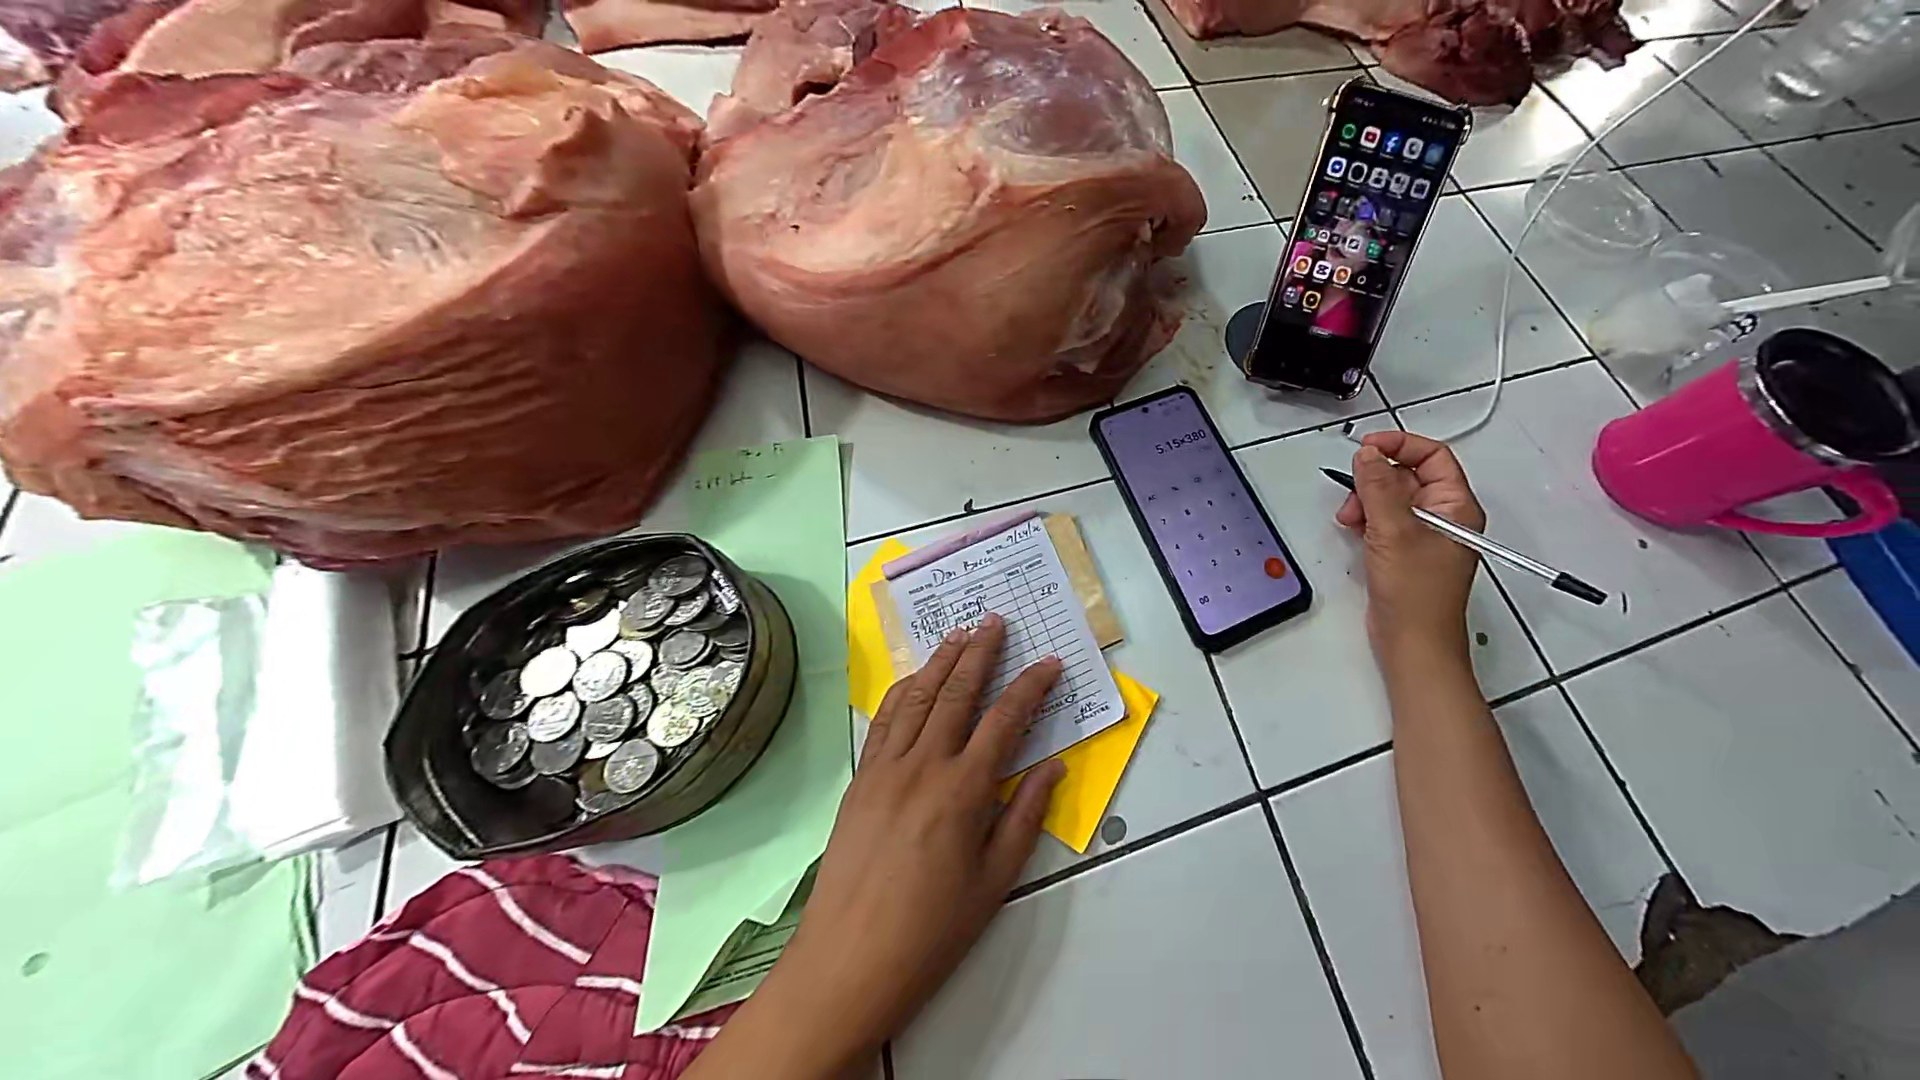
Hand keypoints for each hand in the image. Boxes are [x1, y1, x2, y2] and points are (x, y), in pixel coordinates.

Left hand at [738, 614, 1064, 1075]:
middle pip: (958, 694)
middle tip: (995, 621)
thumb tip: (1052, 766)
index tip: (1048, 661)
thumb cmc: (931, 931)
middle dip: (980, 653)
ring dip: (940, 661)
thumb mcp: (994, 882)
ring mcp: (886, 768)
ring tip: (959, 633)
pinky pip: (885, 721)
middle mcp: (924, 766)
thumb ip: (1024, 817)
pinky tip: (915, 680)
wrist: (848, 959)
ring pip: (918, 698)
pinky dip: (904, 692)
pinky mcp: (861, 778)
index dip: (1030, 687)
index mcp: (963, 791)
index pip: (1006, 721)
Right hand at [1334, 431, 1484, 656]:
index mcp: (1455, 506)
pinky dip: (1364, 518)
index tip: (1367, 447)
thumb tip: (1367, 454)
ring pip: (1389, 497)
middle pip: (1406, 475)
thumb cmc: (1416, 592)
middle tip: (1353, 494)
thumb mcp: (1394, 531)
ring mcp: (1421, 533)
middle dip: (1373, 479)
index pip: (1432, 456)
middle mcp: (1441, 515)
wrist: (1412, 640)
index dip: (1400, 445)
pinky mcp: (1402, 549)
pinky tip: (1354, 530)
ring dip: (1365, 500)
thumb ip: (1378, 488)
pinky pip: (1382, 519)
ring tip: (1351, 519)